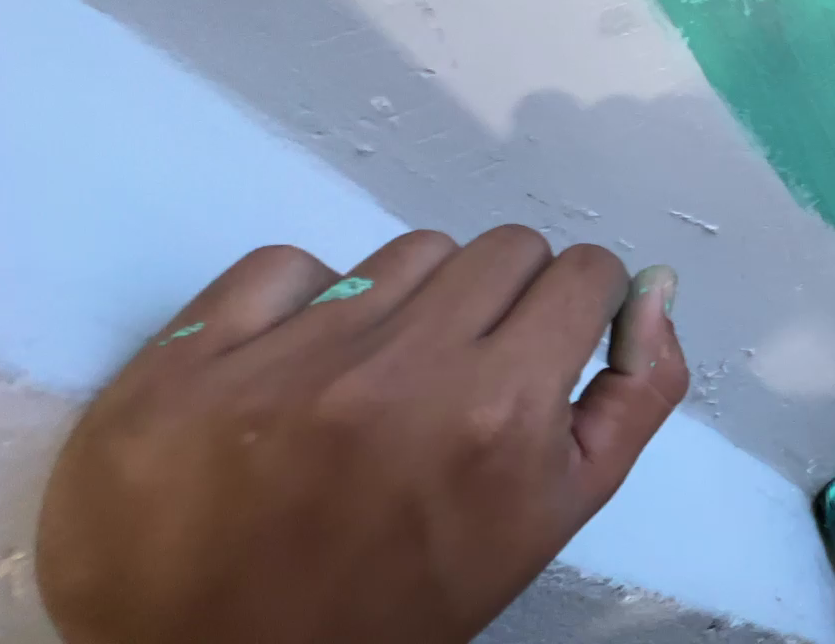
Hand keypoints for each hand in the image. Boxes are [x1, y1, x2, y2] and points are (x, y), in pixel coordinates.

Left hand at [36, 225, 687, 643]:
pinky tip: (303, 364)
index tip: (559, 332)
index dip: (585, 299)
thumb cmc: (424, 586)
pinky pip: (287, 264)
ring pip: (413, 251)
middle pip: (509, 246)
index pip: (586, 272)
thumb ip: (642, 390)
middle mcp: (400, 372)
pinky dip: (311, 301)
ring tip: (390, 371)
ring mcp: (281, 365)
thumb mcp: (567, 504)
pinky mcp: (179, 366)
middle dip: (514, 294)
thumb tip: (655, 288)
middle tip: (479, 358)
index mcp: (500, 411)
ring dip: (422, 299)